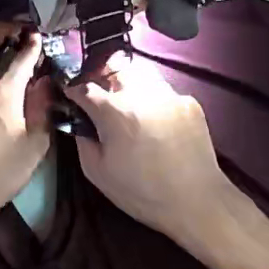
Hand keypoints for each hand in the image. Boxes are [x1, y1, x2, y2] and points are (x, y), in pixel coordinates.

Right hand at [65, 54, 238, 251]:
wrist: (197, 201)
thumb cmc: (142, 192)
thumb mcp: (97, 173)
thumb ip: (82, 139)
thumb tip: (79, 121)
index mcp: (114, 112)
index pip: (84, 86)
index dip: (73, 89)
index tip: (71, 94)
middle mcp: (141, 94)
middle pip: (113, 67)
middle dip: (102, 77)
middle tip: (100, 95)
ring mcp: (169, 94)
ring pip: (141, 73)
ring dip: (129, 83)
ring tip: (128, 104)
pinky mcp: (189, 101)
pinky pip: (164, 90)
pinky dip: (154, 98)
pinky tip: (155, 120)